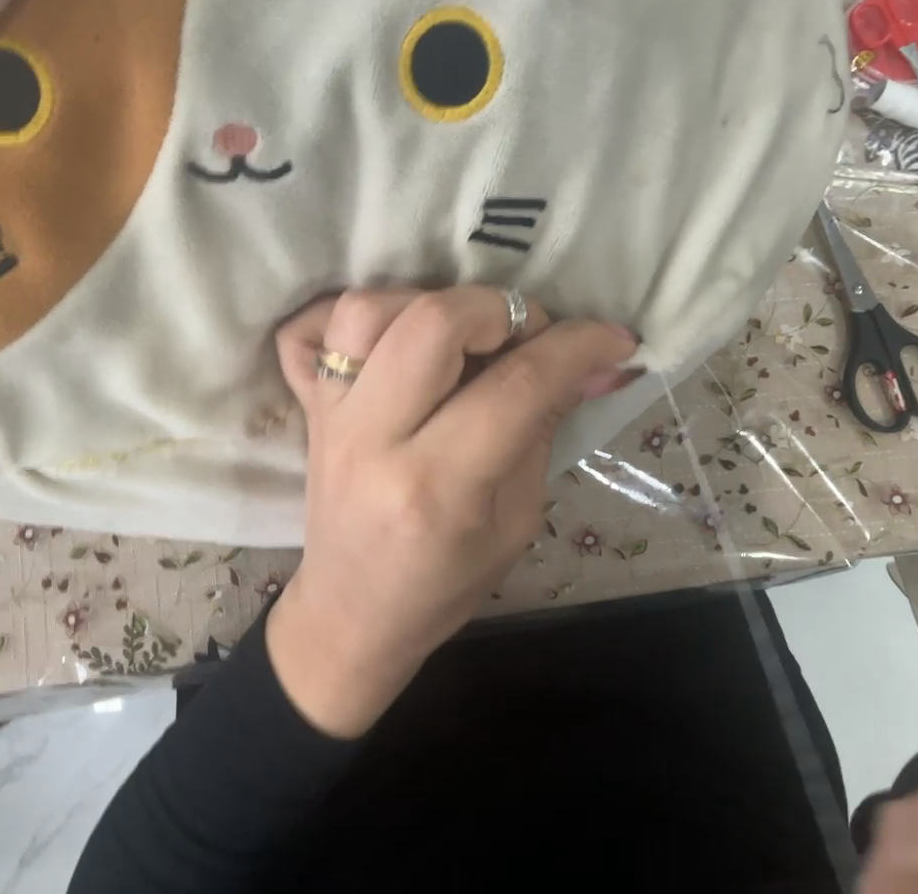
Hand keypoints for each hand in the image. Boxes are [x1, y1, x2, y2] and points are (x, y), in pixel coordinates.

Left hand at [263, 287, 638, 738]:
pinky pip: (304, 332)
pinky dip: (351, 318)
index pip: (515, 386)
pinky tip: (392, 338)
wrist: (352, 613)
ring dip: (427, 303)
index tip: (613, 339)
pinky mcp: (306, 407)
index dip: (577, 347)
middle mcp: (372, 441)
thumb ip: (544, 430)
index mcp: (435, 488)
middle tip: (528, 336)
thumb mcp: (515, 522)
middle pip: (432, 324)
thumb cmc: (443, 583)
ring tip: (462, 336)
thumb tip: (595, 363)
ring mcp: (329, 418)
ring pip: (366, 311)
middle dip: (499, 309)